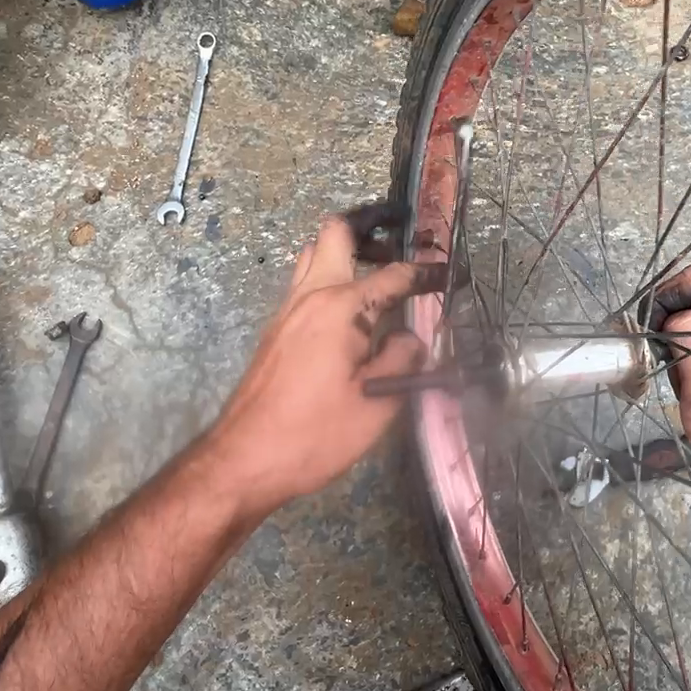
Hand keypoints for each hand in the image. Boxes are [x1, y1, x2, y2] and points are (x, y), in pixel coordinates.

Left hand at [193, 213, 440, 516]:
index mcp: (340, 308)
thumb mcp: (377, 402)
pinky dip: (329, 281)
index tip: (446, 274)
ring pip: (313, 256)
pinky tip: (350, 316)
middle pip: (335, 234)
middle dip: (369, 231)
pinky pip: (305, 285)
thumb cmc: (314, 433)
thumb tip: (411, 338)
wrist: (244, 459)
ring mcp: (288, 310)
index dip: (424, 274)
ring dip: (344, 254)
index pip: (392, 276)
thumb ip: (402, 359)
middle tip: (396, 250)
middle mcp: (311, 295)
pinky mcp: (277, 330)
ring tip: (375, 277)